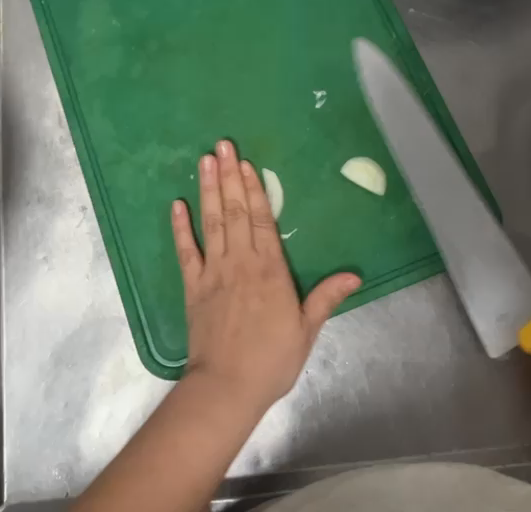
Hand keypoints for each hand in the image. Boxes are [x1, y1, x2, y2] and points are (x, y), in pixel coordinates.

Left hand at [171, 139, 361, 414]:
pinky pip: (185, 250)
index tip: (246, 162)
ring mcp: (213, 271)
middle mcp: (240, 261)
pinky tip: (177, 204)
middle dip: (229, 175)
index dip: (253, 188)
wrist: (227, 386)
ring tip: (204, 161)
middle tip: (222, 145)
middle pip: (233, 210)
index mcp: (270, 269)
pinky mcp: (192, 285)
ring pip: (211, 221)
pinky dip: (180, 227)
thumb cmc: (271, 359)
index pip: (261, 219)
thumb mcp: (306, 329)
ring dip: (207, 189)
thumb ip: (325, 297)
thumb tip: (353, 274)